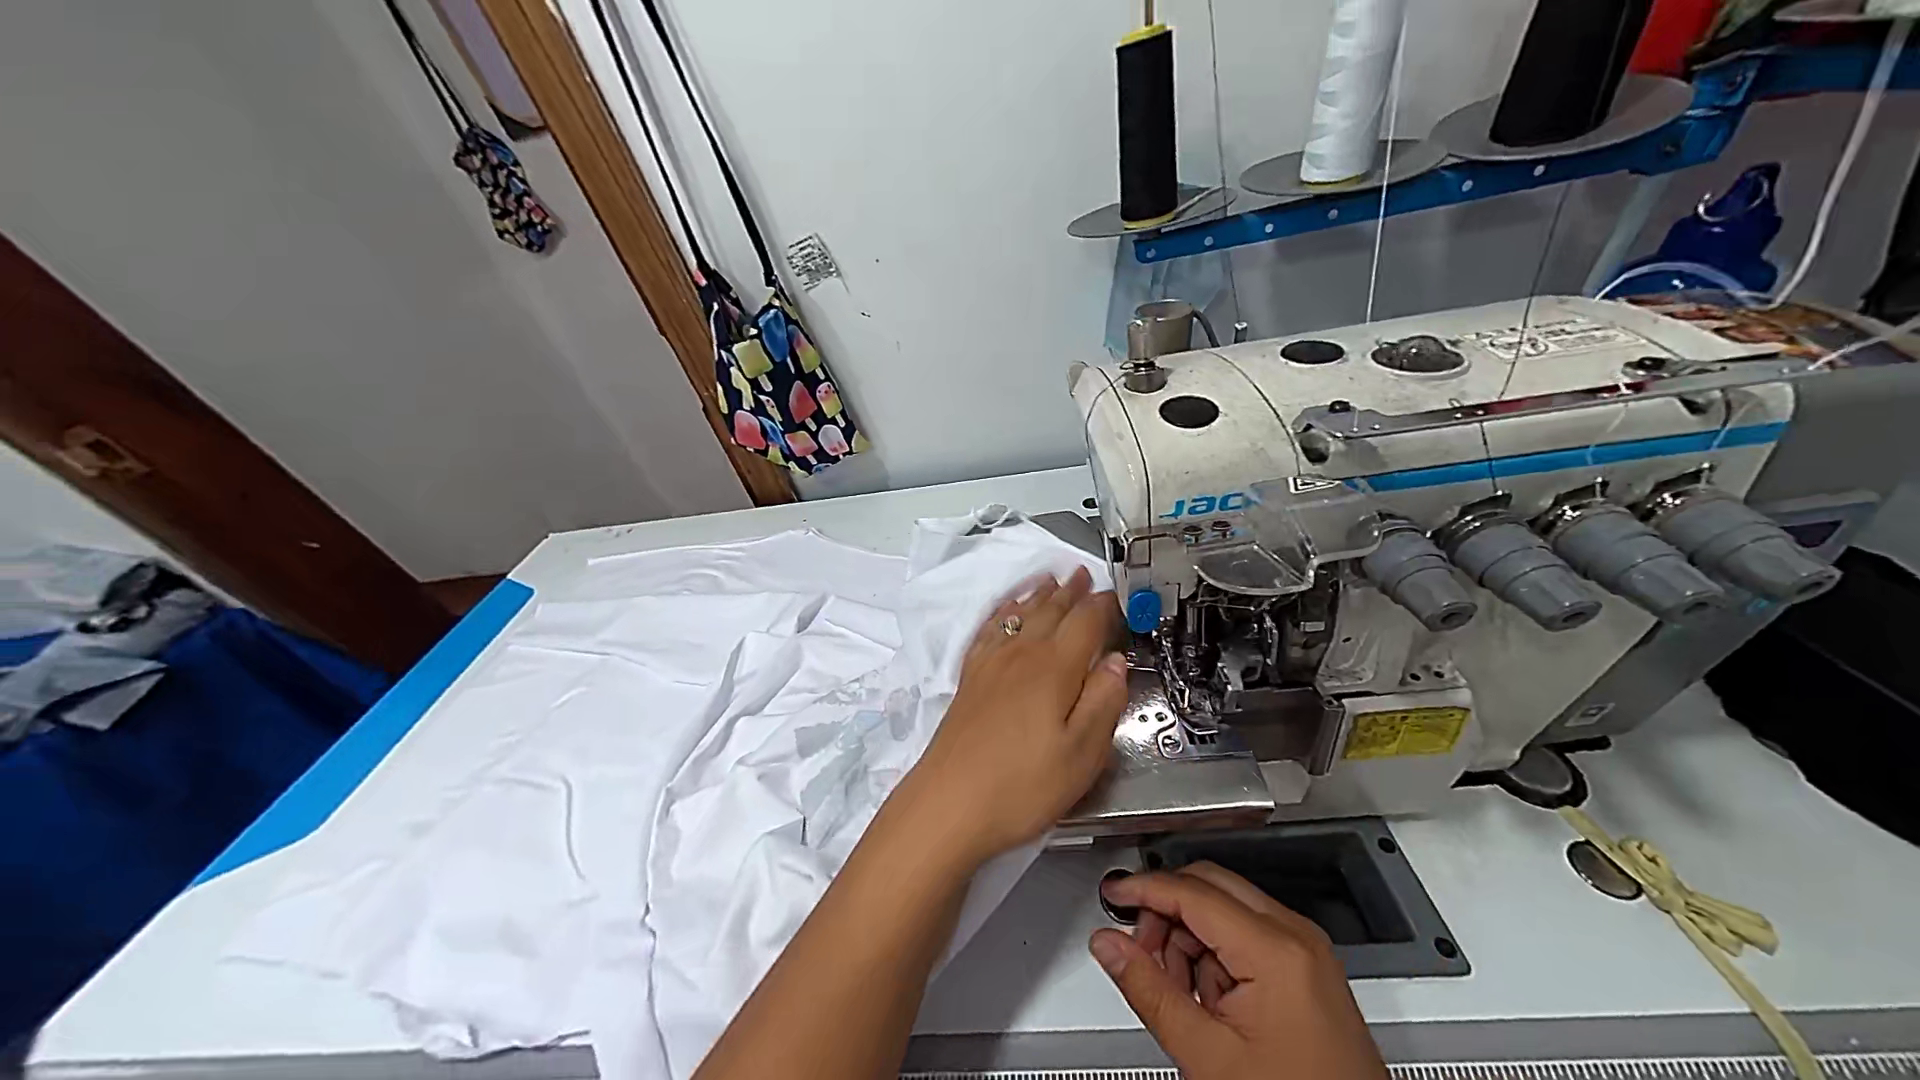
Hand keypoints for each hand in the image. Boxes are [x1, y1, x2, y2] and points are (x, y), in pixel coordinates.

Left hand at [893, 567, 1126, 865]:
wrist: (949, 803)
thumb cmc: (1023, 785)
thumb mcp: (1082, 754)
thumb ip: (1103, 701)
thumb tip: (1115, 661)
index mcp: (1054, 668)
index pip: (1086, 623)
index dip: (1105, 606)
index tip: (1118, 596)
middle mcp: (1021, 655)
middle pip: (1050, 611)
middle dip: (1071, 591)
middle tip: (1083, 574)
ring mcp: (990, 664)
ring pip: (1020, 615)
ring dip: (1038, 595)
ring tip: (1051, 580)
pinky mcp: (969, 679)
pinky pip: (989, 630)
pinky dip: (1003, 613)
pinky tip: (1006, 612)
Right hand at [1089, 863, 1386, 1079]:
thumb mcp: (1208, 1057)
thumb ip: (1149, 991)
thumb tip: (1109, 944)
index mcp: (1275, 951)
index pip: (1191, 892)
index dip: (1143, 888)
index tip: (1113, 894)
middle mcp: (1295, 936)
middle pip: (1208, 884)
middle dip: (1166, 911)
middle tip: (1140, 950)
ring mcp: (1304, 948)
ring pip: (1223, 904)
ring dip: (1189, 934)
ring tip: (1180, 992)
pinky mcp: (1305, 964)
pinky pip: (1244, 928)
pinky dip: (1214, 950)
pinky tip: (1208, 998)